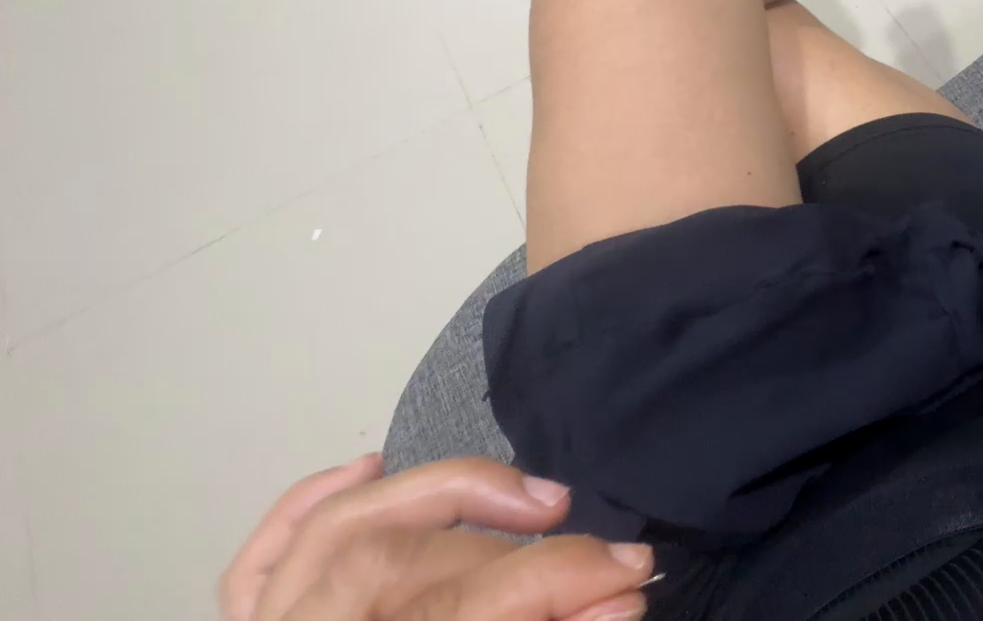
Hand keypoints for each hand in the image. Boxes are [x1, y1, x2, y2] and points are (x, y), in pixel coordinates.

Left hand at [221, 455, 654, 620]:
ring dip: (450, 492)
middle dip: (527, 558)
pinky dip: (311, 502)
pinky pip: (257, 563)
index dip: (552, 580)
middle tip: (613, 566)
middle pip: (406, 567)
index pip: (454, 611)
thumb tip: (622, 597)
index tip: (633, 576)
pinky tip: (370, 466)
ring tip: (541, 499)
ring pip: (340, 532)